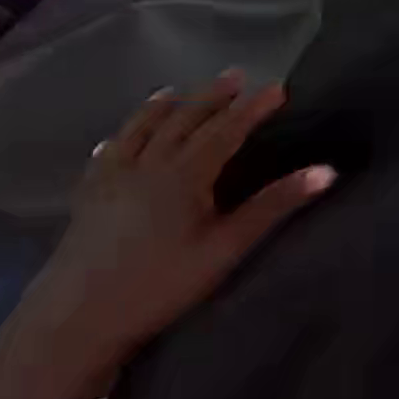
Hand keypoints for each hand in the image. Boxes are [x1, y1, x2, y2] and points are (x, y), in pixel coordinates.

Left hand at [21, 71, 334, 363]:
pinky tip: (115, 138)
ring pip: (140, 130)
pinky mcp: (87, 199)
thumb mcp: (227, 247)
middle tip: (234, 75)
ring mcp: (112, 180)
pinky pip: (105, 155)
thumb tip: (326, 171)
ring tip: (178, 90)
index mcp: (185, 175)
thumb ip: (274, 205)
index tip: (277, 87)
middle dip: (212, 97)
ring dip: (163, 107)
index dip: (253, 108)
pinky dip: (119, 137)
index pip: (226, 130)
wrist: (73, 324)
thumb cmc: (161, 284)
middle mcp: (148, 166)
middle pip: (184, 121)